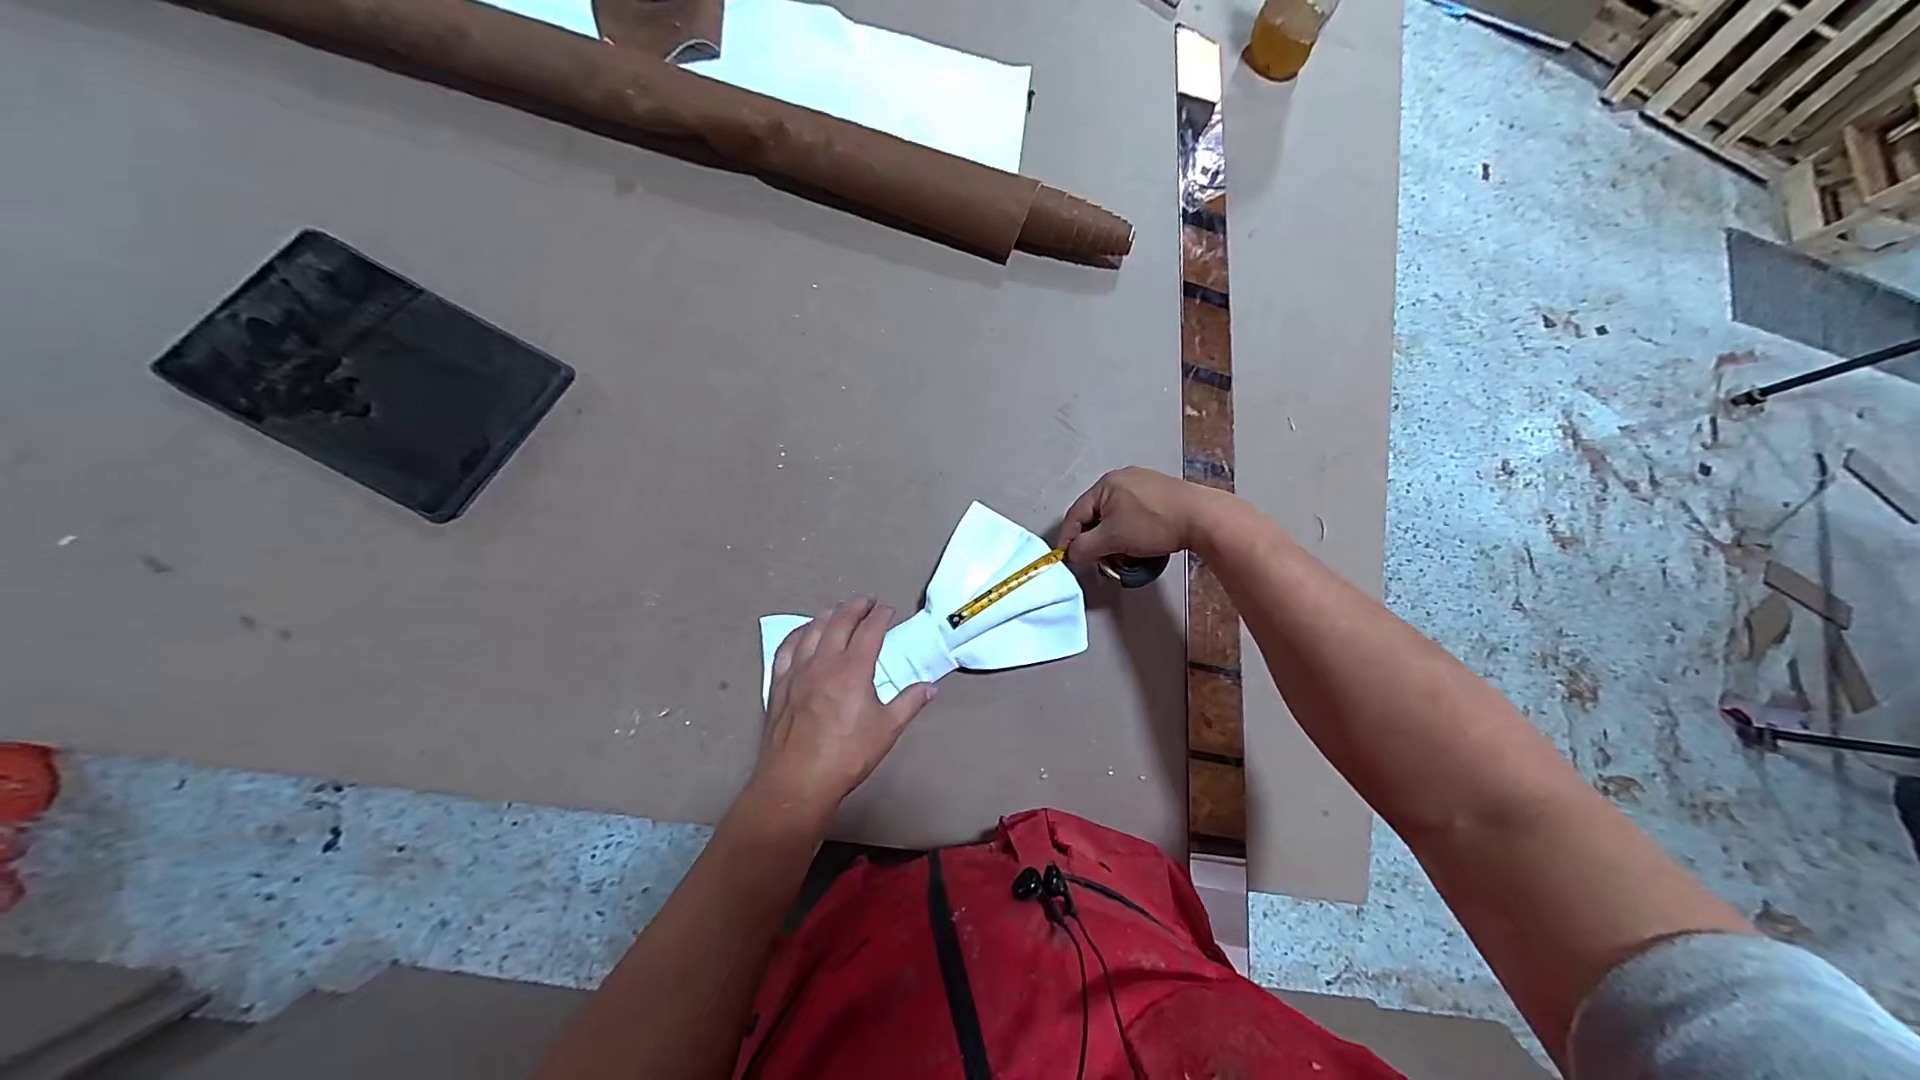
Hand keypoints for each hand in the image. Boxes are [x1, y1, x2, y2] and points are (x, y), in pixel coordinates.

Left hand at [751, 598, 935, 820]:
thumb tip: (929, 688)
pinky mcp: (779, 685)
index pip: (870, 630)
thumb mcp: (887, 730)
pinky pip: (786, 649)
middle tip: (867, 601)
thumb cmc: (845, 757)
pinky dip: (797, 634)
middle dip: (856, 606)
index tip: (888, 610)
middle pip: (839, 621)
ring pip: (812, 630)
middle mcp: (824, 663)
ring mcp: (797, 672)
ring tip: (838, 610)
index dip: (881, 616)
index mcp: (853, 670)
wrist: (798, 781)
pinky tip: (802, 633)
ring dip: (828, 615)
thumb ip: (909, 703)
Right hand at [1059, 466, 1228, 563]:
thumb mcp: (1112, 539)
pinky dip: (1131, 531)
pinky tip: (1142, 543)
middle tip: (1101, 559)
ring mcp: (1144, 484)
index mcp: (1106, 483)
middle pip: (1096, 515)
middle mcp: (1123, 478)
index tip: (1068, 558)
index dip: (1069, 539)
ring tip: (1125, 554)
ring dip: (1115, 538)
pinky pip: (1135, 514)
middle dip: (1096, 540)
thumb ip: (1084, 547)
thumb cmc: (1156, 524)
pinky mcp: (1161, 494)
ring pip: (1116, 516)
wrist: (1203, 518)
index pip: (1076, 514)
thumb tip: (1072, 553)